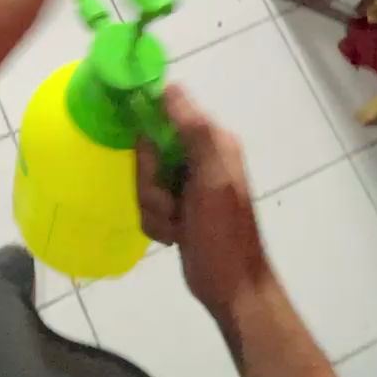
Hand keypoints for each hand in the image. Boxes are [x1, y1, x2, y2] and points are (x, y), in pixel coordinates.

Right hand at [138, 86, 275, 314]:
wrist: (233, 290)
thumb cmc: (223, 232)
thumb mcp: (212, 176)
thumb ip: (194, 130)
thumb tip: (168, 87)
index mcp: (212, 140)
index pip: (167, 109)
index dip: (149, 126)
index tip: (147, 153)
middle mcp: (198, 155)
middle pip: (147, 148)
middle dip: (151, 181)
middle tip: (171, 202)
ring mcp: (186, 182)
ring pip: (143, 178)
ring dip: (153, 206)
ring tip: (176, 225)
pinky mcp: (175, 206)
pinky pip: (146, 202)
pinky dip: (155, 222)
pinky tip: (175, 236)